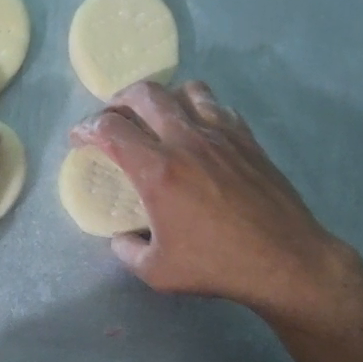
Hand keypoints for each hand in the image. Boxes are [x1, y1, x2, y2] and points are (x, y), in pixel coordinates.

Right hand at [71, 81, 362, 327]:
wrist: (283, 259)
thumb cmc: (215, 266)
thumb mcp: (156, 271)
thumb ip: (127, 251)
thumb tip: (121, 238)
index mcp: (157, 171)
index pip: (111, 129)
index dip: (86, 129)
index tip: (79, 139)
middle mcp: (186, 141)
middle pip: (145, 94)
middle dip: (118, 101)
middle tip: (112, 120)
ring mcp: (221, 135)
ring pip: (185, 90)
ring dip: (163, 97)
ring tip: (156, 117)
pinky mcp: (247, 139)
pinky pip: (217, 106)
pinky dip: (198, 108)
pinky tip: (197, 129)